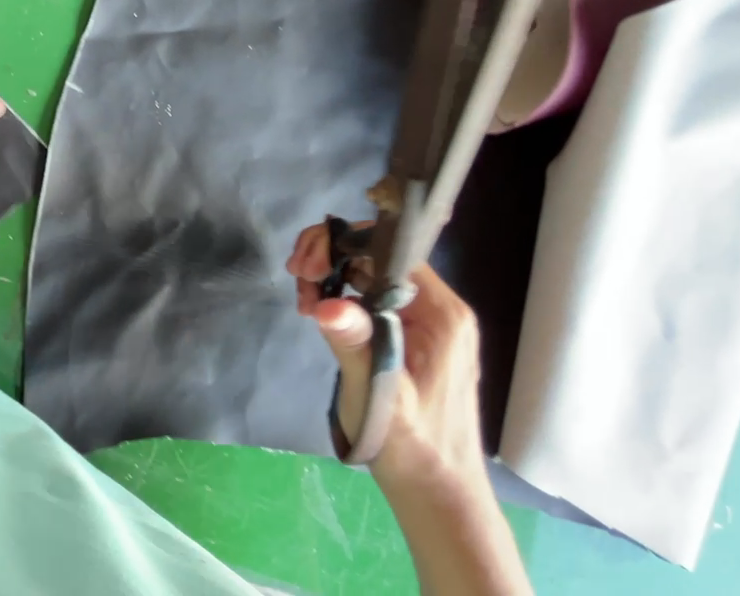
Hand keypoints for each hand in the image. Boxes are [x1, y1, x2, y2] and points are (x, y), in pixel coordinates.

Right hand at [286, 222, 488, 496]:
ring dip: (327, 276)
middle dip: (328, 257)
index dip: (342, 245)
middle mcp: (436, 311)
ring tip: (303, 303)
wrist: (437, 494)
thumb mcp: (381, 394)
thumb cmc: (414, 446)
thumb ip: (356, 345)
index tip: (305, 269)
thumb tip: (327, 304)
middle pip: (375, 255)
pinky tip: (316, 316)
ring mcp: (422, 323)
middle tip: (296, 281)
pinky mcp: (405, 336)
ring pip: (366, 273)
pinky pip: (365, 296)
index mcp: (442, 315)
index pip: (390, 249)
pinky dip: (335, 296)